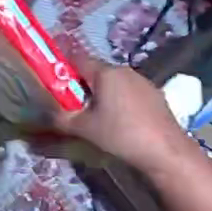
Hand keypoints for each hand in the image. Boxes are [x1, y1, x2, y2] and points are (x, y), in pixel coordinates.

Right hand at [50, 57, 197, 177]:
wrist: (165, 151)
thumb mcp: (83, 128)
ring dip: (102, 93)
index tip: (56, 83)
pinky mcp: (155, 94)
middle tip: (74, 106)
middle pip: (96, 71)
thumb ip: (60, 118)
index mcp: (105, 72)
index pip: (77, 59)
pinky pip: (129, 91)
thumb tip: (46, 113)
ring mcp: (143, 81)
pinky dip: (120, 101)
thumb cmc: (120, 134)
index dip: (63, 68)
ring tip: (97, 116)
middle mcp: (125, 70)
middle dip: (82, 85)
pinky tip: (120, 122)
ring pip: (113, 82)